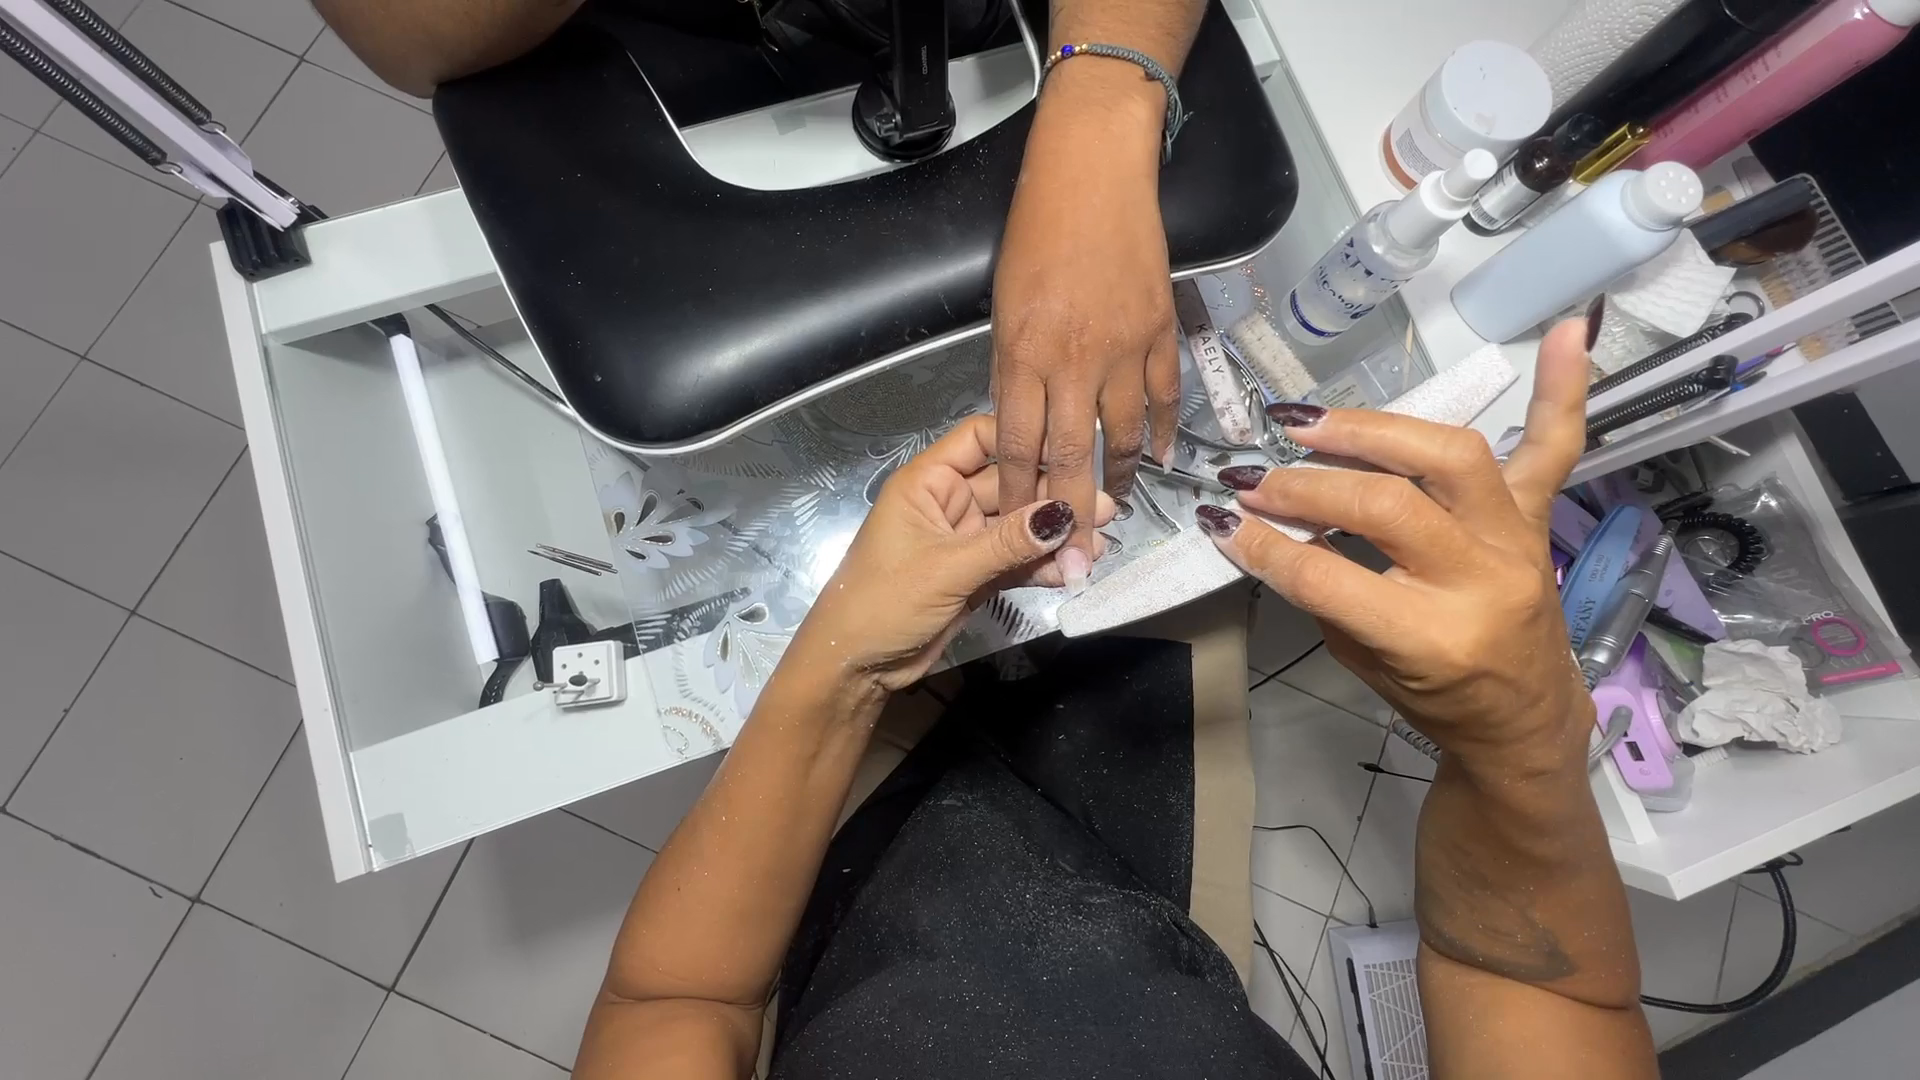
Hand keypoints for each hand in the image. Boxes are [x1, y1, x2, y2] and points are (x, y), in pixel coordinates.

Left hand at [793, 415, 1115, 694]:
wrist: (857, 667)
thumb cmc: (884, 602)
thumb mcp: (946, 568)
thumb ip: (1006, 542)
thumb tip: (1065, 515)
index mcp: (928, 481)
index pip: (981, 438)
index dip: (1024, 440)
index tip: (1072, 450)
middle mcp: (949, 502)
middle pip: (1011, 485)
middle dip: (1054, 499)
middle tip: (1104, 510)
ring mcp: (965, 539)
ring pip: (1019, 527)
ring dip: (1055, 536)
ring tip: (1099, 544)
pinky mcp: (976, 574)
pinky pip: (1016, 560)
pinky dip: (1042, 566)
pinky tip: (1074, 570)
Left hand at [992, 60, 1179, 590]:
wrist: (1094, 171)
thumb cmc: (1035, 234)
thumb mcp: (1003, 309)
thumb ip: (1013, 372)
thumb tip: (1021, 424)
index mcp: (1021, 355)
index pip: (1017, 446)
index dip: (1019, 495)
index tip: (1021, 530)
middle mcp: (1071, 362)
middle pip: (1069, 456)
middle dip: (1071, 511)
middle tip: (1076, 552)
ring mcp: (1123, 349)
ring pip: (1123, 435)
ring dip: (1120, 478)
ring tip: (1116, 510)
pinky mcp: (1161, 333)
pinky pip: (1165, 398)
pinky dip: (1164, 432)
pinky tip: (1162, 459)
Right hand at [1200, 319, 1596, 773]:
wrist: (1522, 716)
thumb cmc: (1431, 697)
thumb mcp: (1356, 654)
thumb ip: (1321, 586)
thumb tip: (1269, 522)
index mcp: (1430, 636)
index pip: (1325, 577)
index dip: (1262, 545)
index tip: (1217, 519)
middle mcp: (1481, 580)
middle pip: (1385, 505)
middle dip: (1304, 487)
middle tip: (1252, 479)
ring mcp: (1516, 540)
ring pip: (1448, 457)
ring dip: (1371, 431)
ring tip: (1310, 422)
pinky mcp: (1536, 519)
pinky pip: (1556, 449)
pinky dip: (1563, 390)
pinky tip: (1571, 329)